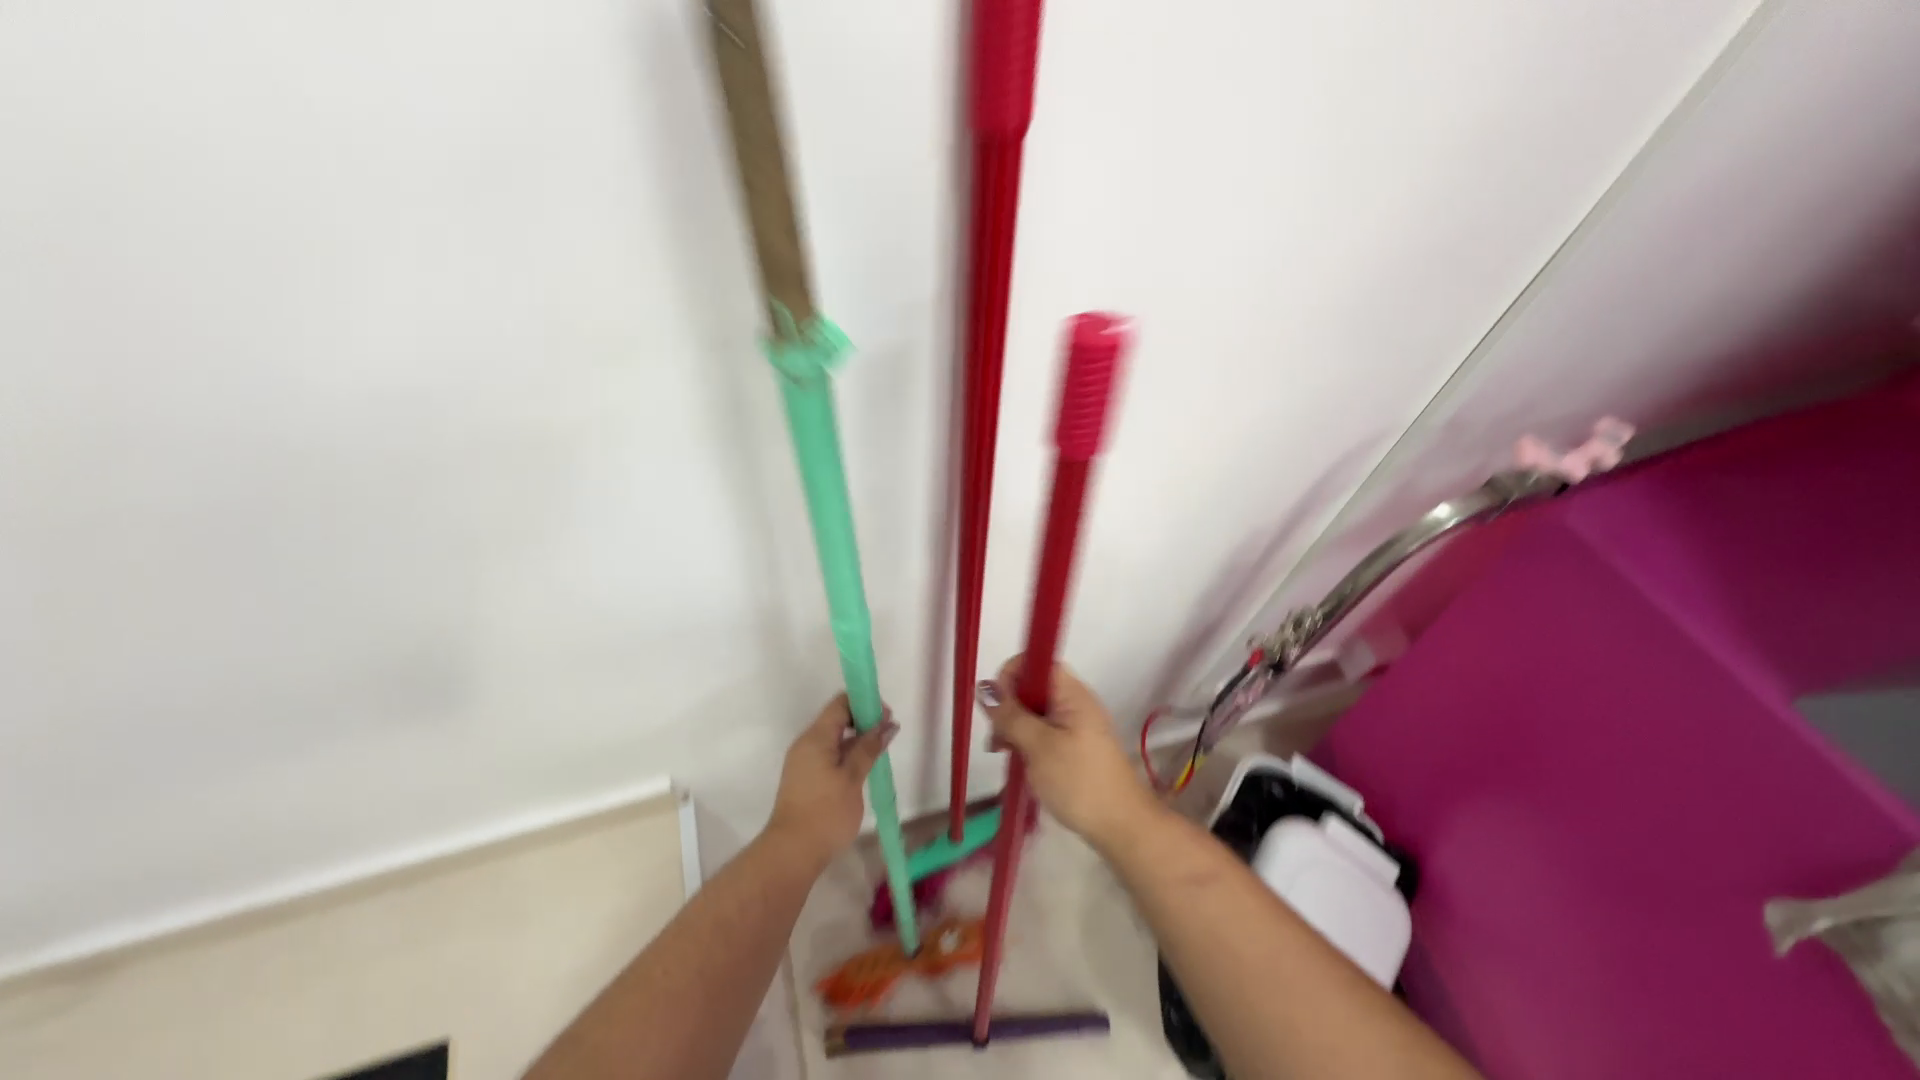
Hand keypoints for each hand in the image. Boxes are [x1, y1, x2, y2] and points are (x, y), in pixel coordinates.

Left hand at [766, 695, 896, 867]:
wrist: (792, 852)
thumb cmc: (826, 812)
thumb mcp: (852, 778)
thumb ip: (869, 748)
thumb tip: (887, 725)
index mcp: (815, 738)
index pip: (840, 704)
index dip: (864, 703)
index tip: (887, 716)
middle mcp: (806, 744)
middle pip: (836, 719)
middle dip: (863, 721)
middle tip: (888, 733)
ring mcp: (804, 763)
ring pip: (833, 739)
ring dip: (857, 739)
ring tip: (880, 751)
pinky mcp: (806, 779)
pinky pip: (829, 755)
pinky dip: (847, 755)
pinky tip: (864, 767)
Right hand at [978, 658, 1157, 851]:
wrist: (1121, 826)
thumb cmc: (1078, 782)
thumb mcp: (1038, 747)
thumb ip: (1011, 716)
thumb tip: (985, 688)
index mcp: (1072, 694)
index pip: (1037, 662)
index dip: (1011, 675)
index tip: (997, 706)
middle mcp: (1075, 703)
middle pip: (1033, 687)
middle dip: (1008, 706)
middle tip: (998, 739)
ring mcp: (1076, 726)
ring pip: (1035, 712)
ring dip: (1014, 727)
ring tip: (1003, 754)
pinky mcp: (1074, 748)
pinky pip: (1043, 733)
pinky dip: (1026, 742)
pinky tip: (1018, 763)